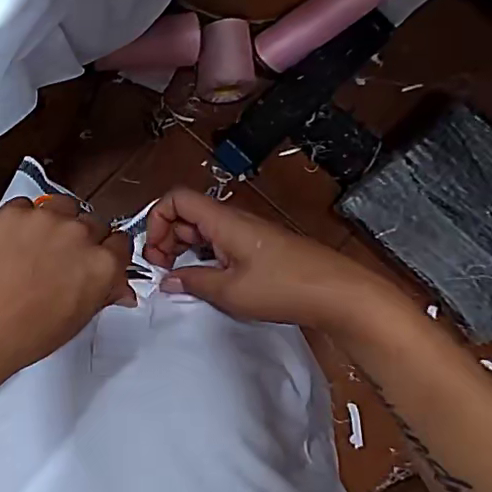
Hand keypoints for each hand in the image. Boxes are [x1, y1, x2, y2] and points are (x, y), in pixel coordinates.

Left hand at [0, 196, 135, 380]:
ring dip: (57, 221)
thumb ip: (104, 292)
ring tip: (37, 246)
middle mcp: (80, 236)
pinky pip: (27, 205)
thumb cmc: (26, 332)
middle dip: (81, 238)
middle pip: (93, 223)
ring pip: (64, 207)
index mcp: (103, 264)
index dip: (108, 251)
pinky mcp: (15, 212)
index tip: (98, 255)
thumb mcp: (78, 318)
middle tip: (62, 257)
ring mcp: (47, 220)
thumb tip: (117, 286)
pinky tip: (14, 242)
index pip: (120, 242)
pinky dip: (23, 219)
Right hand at [143, 187, 398, 331]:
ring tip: (185, 280)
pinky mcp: (260, 248)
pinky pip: (222, 244)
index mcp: (223, 220)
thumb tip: (169, 280)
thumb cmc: (286, 286)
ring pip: (204, 231)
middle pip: (187, 214)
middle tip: (164, 271)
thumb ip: (193, 282)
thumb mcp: (230, 291)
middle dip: (167, 239)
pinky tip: (211, 283)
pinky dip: (207, 259)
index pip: (176, 199)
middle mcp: (234, 220)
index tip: (154, 253)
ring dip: (187, 251)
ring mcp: (248, 233)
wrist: (337, 292)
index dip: (156, 221)